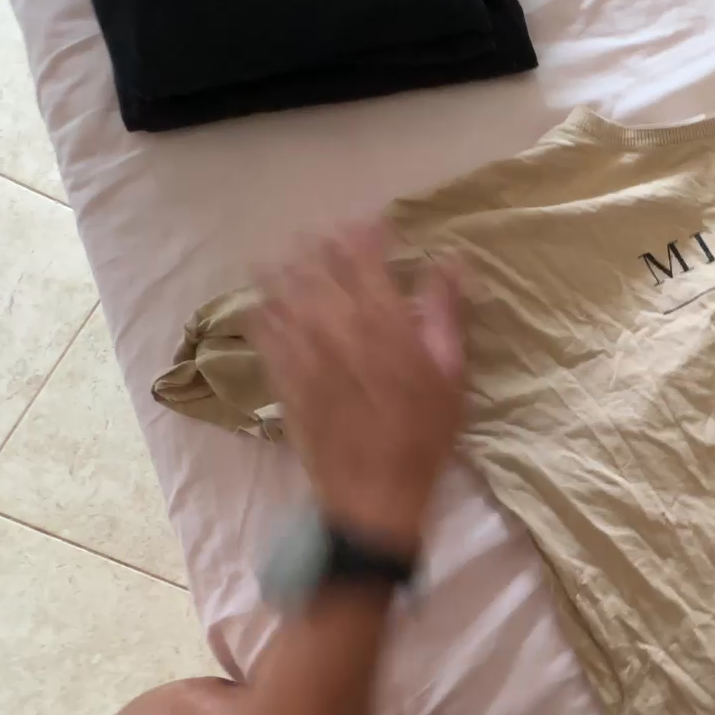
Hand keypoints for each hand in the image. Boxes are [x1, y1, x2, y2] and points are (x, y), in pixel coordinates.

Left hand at [252, 222, 463, 555]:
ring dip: (289, 266)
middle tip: (332, 234)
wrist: (371, 490)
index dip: (367, 233)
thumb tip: (450, 264)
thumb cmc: (424, 434)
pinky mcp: (280, 374)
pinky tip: (266, 300)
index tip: (376, 224)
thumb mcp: (451, 374)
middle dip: (325, 243)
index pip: (365, 257)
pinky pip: (263, 328)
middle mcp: (334, 325)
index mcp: (382, 322)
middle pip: (318, 266)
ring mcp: (300, 349)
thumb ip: (444, 314)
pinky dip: (264, 306)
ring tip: (293, 254)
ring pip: (283, 290)